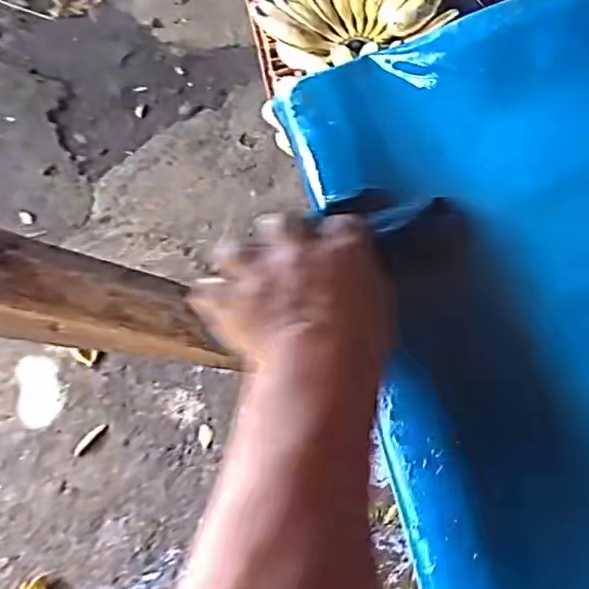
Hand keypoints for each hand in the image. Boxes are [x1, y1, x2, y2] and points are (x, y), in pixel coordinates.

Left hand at [190, 213, 393, 374]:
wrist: (318, 366)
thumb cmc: (357, 341)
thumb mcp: (382, 302)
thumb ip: (367, 280)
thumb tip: (364, 282)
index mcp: (343, 246)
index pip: (343, 224)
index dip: (339, 235)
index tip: (340, 244)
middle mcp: (297, 249)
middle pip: (283, 222)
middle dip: (283, 234)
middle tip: (288, 252)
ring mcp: (258, 272)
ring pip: (234, 248)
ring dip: (240, 260)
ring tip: (247, 274)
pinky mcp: (227, 300)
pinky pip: (206, 291)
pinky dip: (214, 298)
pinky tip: (223, 305)